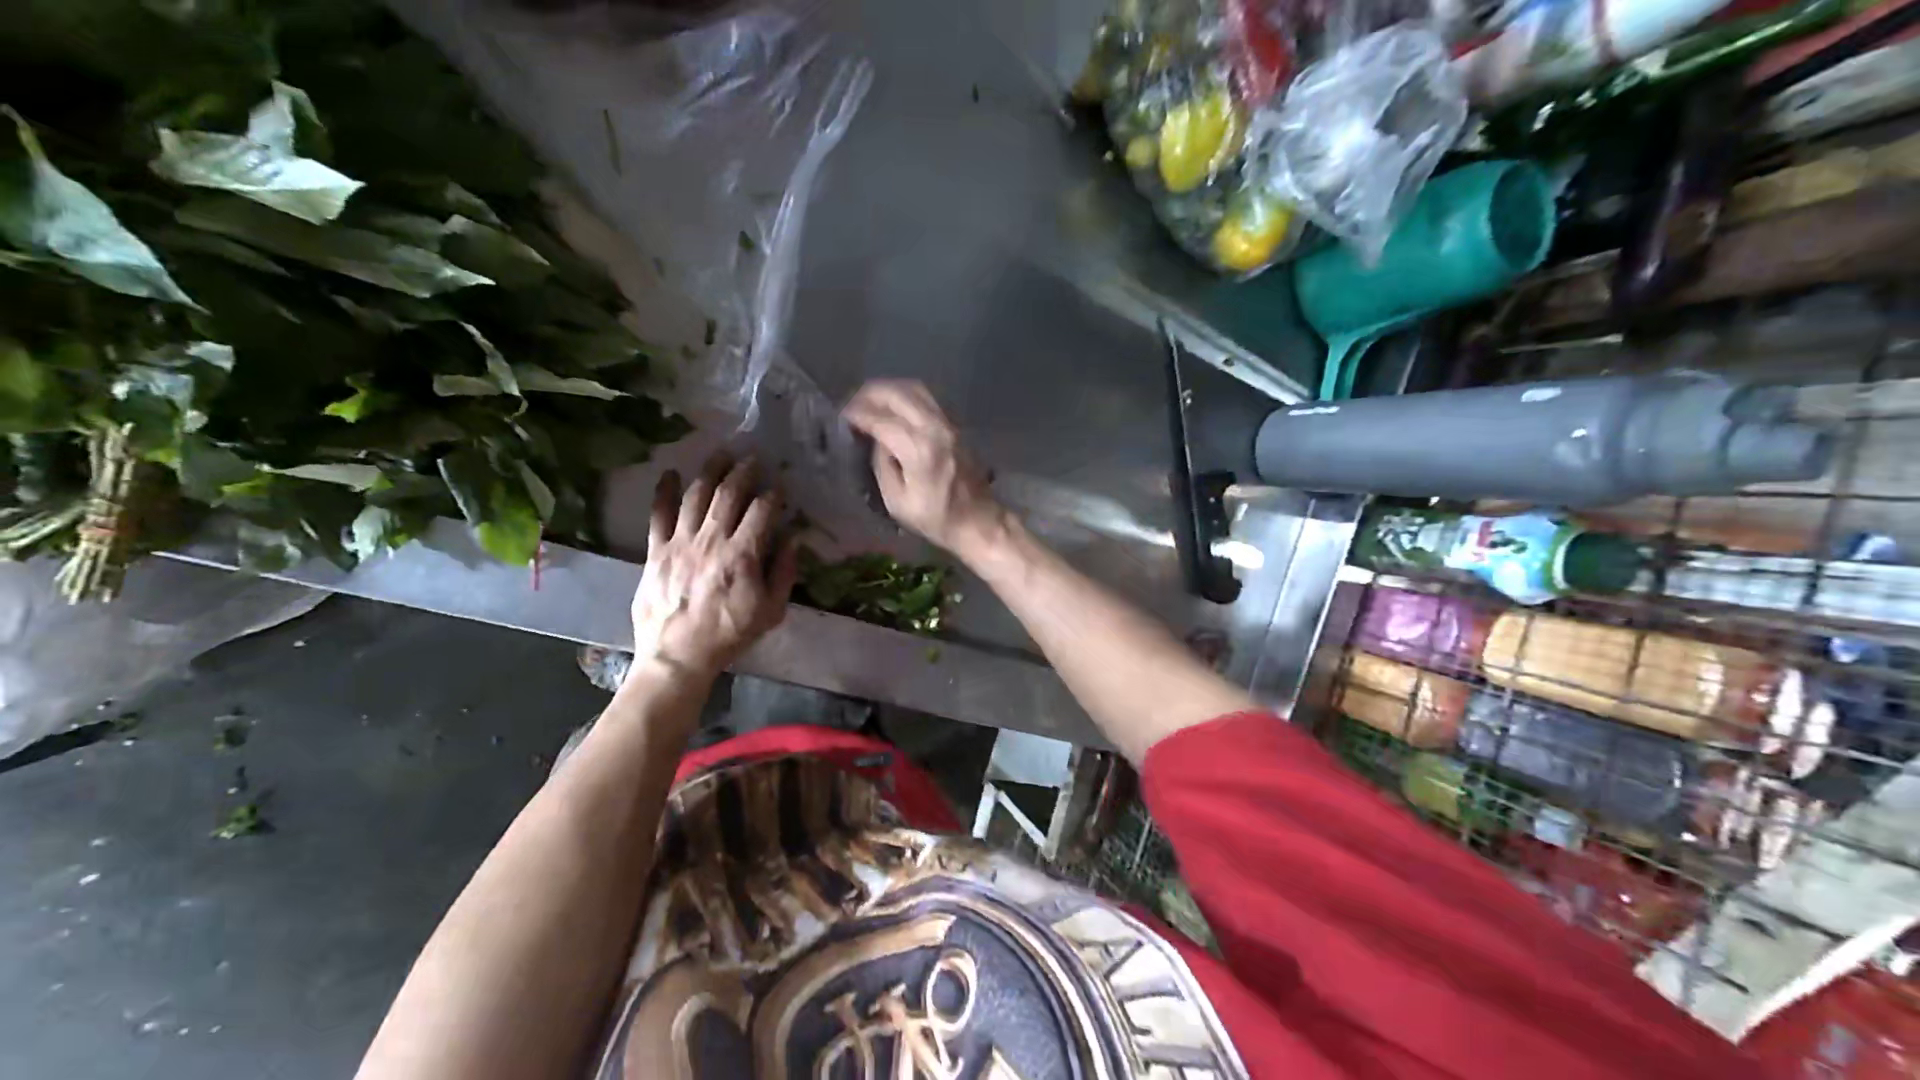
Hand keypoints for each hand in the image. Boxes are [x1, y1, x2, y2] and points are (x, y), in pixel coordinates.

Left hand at [630, 455, 797, 679]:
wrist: (678, 655)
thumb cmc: (729, 634)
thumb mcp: (771, 611)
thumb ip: (784, 573)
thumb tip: (793, 540)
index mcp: (743, 555)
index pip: (762, 511)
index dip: (774, 495)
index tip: (780, 487)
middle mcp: (712, 540)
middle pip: (729, 494)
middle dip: (744, 471)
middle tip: (753, 458)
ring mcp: (681, 542)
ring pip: (697, 495)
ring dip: (711, 470)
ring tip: (721, 454)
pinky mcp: (656, 550)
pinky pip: (658, 513)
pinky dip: (665, 491)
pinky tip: (671, 474)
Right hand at [843, 379, 1007, 559]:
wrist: (977, 520)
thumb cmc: (935, 518)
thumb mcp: (897, 502)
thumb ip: (882, 466)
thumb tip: (875, 440)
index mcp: (918, 449)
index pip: (880, 419)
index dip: (856, 414)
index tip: (840, 416)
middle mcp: (934, 428)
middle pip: (896, 393)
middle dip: (868, 394)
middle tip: (851, 404)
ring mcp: (948, 423)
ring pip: (914, 388)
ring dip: (888, 389)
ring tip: (869, 401)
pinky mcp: (955, 425)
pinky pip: (927, 398)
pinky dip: (905, 395)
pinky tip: (893, 406)